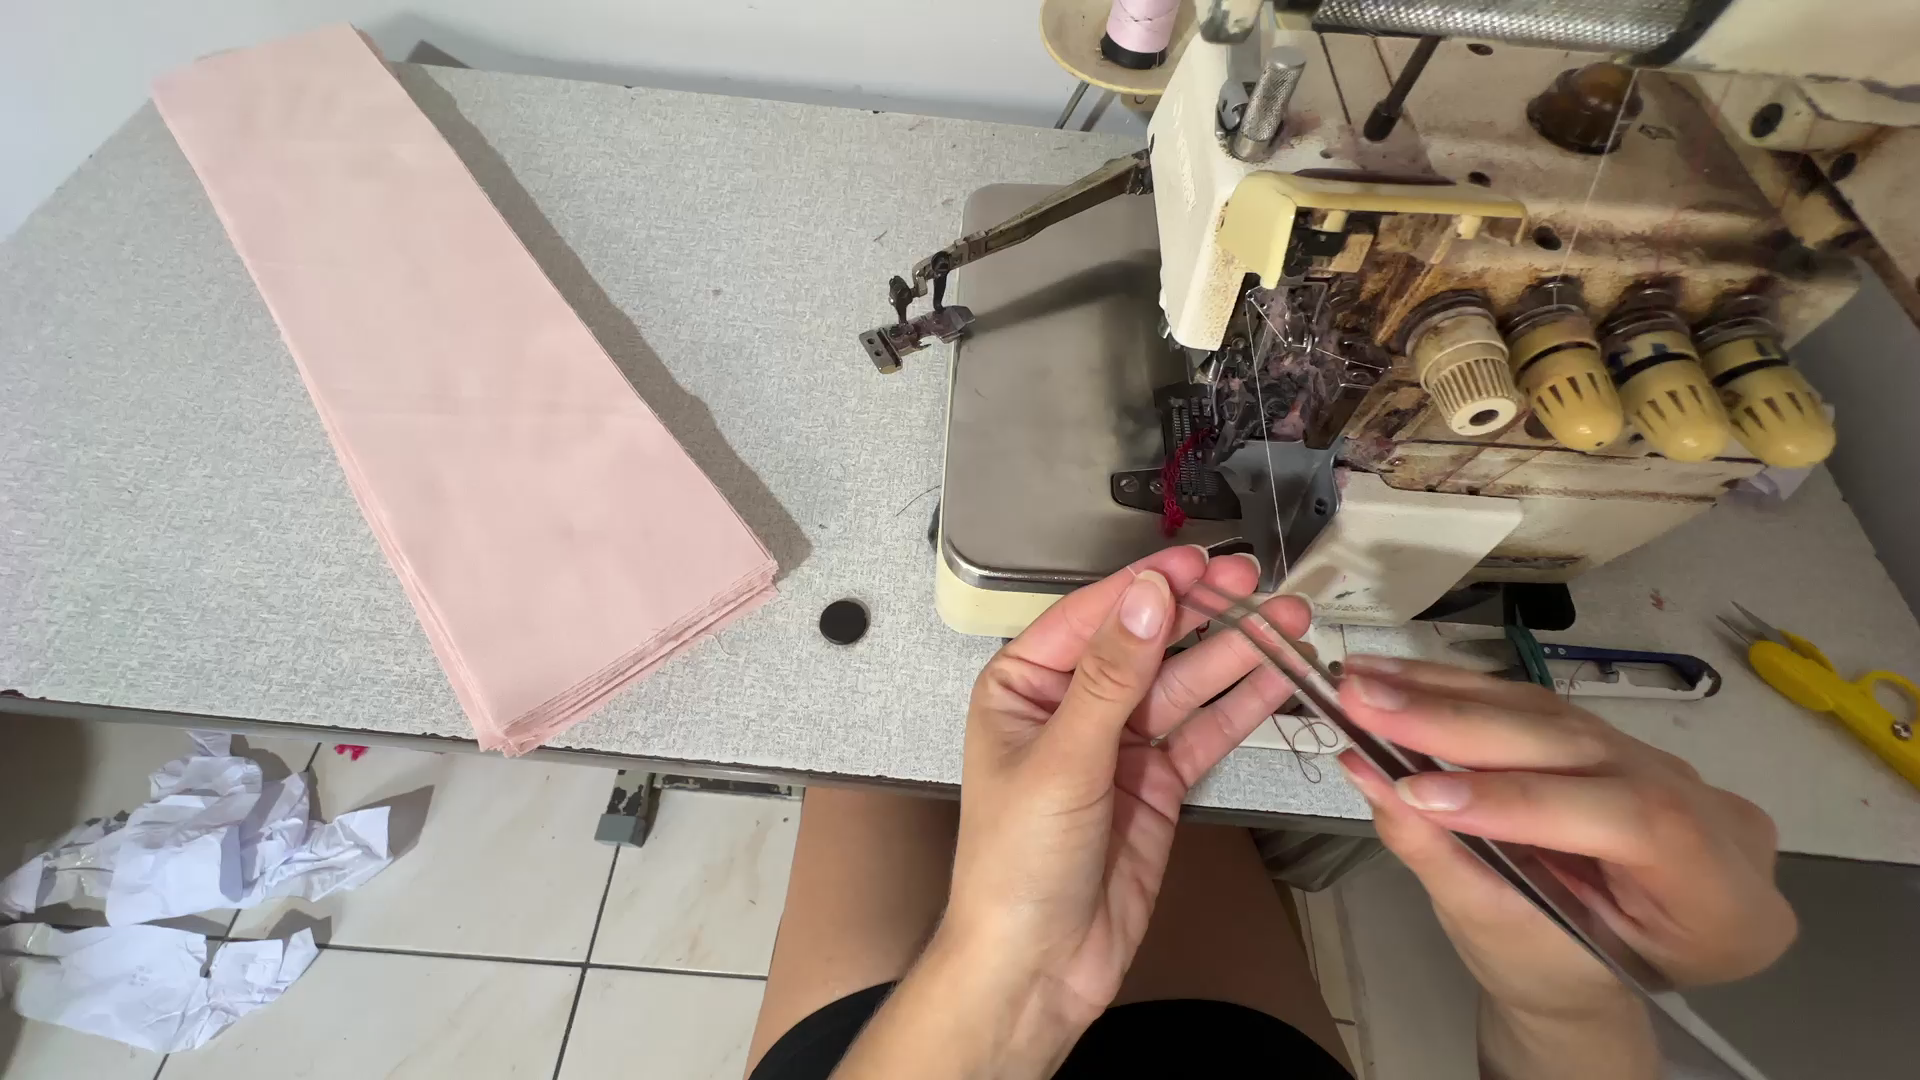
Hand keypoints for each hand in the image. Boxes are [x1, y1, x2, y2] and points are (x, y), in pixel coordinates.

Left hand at [935, 546, 1308, 1063]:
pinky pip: (1200, 732)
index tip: (1197, 561)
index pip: (1092, 617)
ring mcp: (1117, 743)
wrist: (1039, 967)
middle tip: (1252, 583)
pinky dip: (1237, 707)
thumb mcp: (1063, 758)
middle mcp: (1071, 704)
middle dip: (1198, 614)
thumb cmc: (1018, 859)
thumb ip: (1110, 676)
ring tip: (1286, 623)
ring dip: (1232, 655)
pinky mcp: (1154, 780)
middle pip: (1143, 644)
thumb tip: (1147, 595)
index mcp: (1024, 684)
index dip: (1145, 586)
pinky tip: (1276, 679)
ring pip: (1180, 685)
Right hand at [1334, 656, 1795, 1023]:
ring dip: (1437, 693)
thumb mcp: (1492, 925)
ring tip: (1359, 681)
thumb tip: (1362, 767)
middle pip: (1579, 749)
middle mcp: (1712, 818)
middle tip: (1362, 701)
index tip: (1417, 792)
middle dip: (1456, 725)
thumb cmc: (1545, 967)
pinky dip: (1445, 688)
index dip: (1522, 798)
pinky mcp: (1603, 737)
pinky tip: (1387, 674)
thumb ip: (1431, 847)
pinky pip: (1522, 701)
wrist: (1572, 964)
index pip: (1637, 824)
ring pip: (1542, 712)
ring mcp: (1659, 767)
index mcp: (1725, 903)